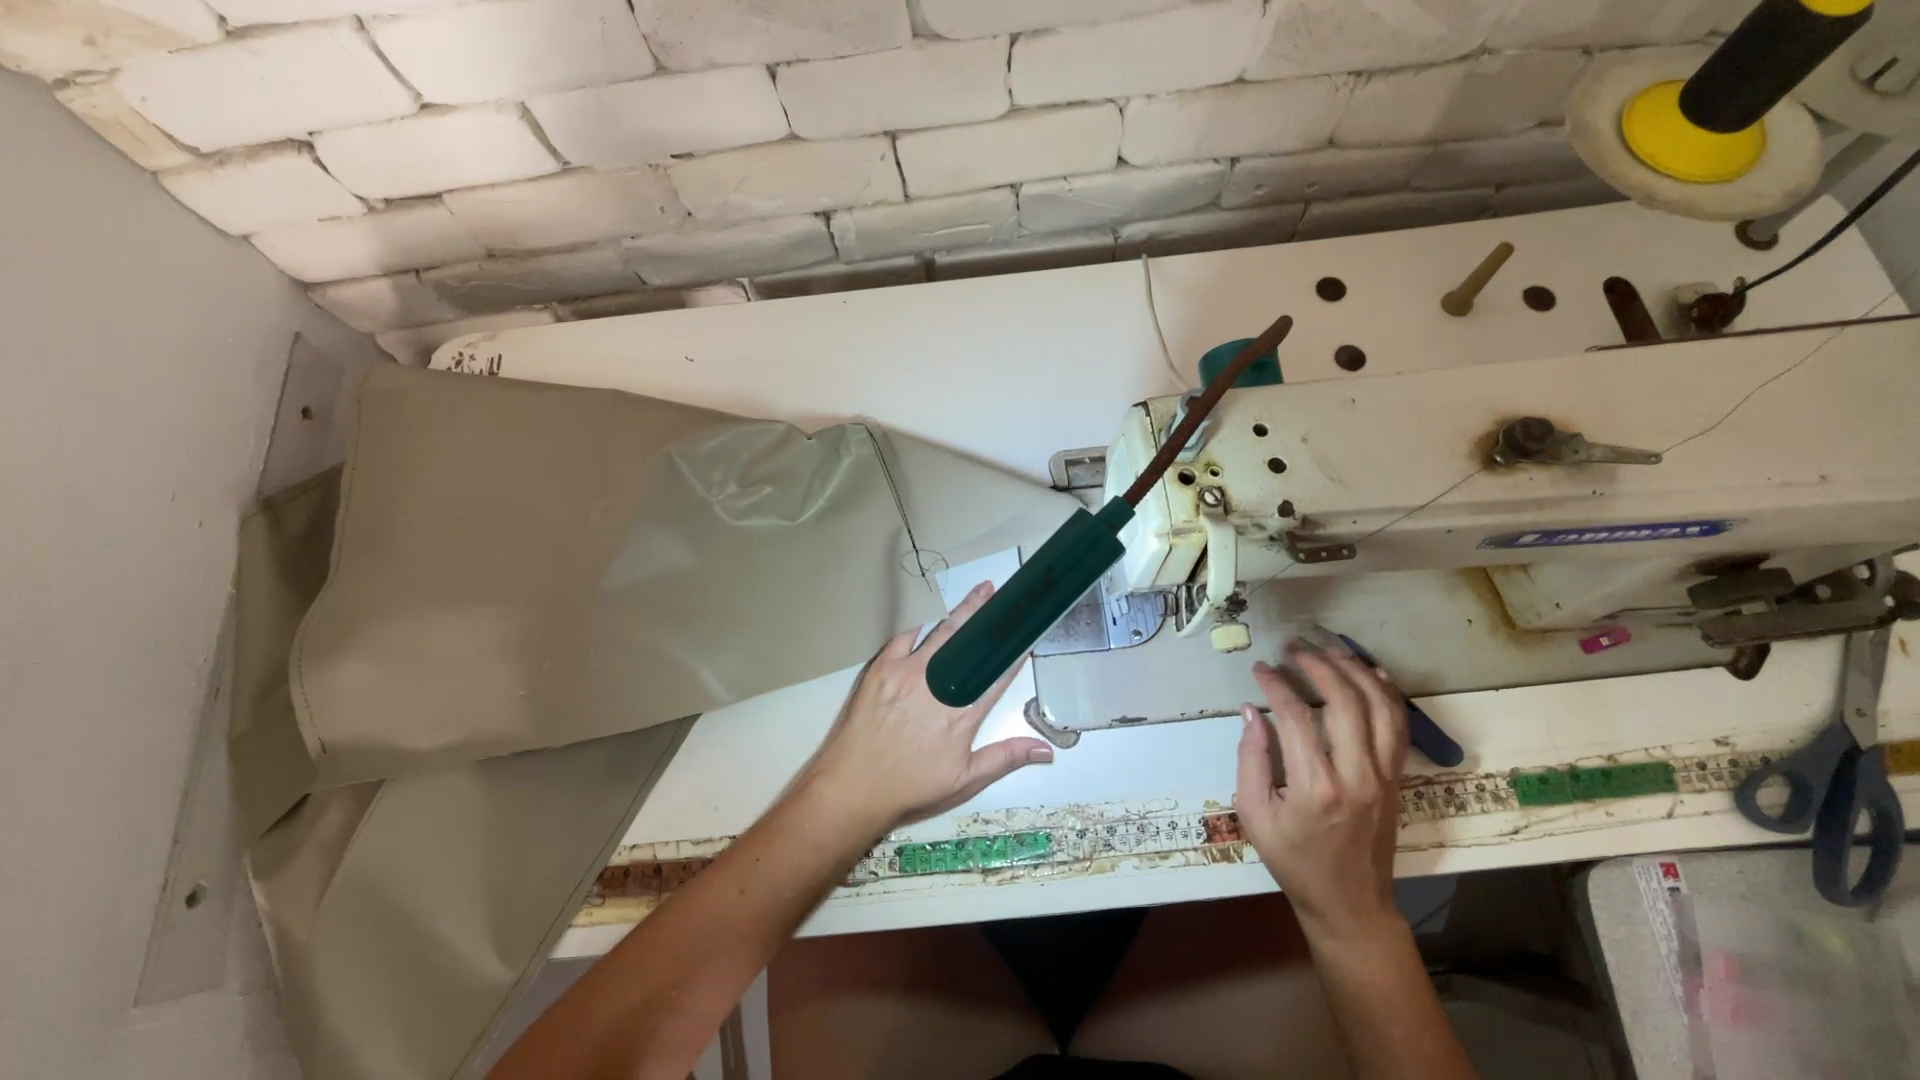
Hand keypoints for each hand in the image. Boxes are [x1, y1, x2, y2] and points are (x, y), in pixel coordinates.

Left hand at [798, 581, 1054, 836]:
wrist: (851, 789)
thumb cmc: (909, 789)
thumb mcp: (964, 782)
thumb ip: (1005, 758)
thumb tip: (1046, 751)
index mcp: (962, 713)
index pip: (997, 674)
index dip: (1014, 653)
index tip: (1026, 634)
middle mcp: (937, 685)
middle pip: (969, 642)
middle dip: (986, 615)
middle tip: (998, 594)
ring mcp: (907, 673)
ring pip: (940, 633)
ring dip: (960, 612)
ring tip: (976, 594)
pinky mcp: (880, 669)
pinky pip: (902, 638)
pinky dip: (918, 628)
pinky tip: (926, 623)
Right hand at [1235, 644, 1408, 942]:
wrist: (1349, 902)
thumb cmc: (1294, 860)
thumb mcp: (1254, 815)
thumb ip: (1250, 760)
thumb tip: (1251, 711)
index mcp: (1316, 787)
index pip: (1296, 716)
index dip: (1276, 684)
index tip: (1260, 668)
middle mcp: (1357, 775)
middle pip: (1344, 701)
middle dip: (1317, 666)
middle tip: (1293, 649)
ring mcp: (1384, 775)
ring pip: (1379, 706)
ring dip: (1355, 671)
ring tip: (1329, 650)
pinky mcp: (1397, 777)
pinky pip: (1398, 725)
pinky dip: (1387, 693)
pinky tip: (1370, 673)